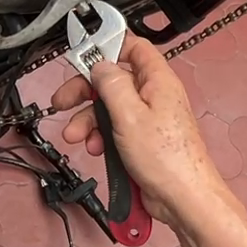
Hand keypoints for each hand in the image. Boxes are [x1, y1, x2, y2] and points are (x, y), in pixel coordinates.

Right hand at [50, 34, 227, 222]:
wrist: (182, 199)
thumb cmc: (169, 160)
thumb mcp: (130, 115)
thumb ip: (111, 85)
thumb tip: (100, 66)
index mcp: (157, 81)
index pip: (133, 48)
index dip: (108, 48)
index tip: (84, 57)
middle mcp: (154, 96)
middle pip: (113, 81)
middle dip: (86, 92)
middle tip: (64, 101)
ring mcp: (148, 119)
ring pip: (110, 108)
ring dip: (90, 120)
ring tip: (77, 135)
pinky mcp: (142, 140)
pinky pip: (115, 130)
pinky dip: (101, 137)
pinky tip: (96, 148)